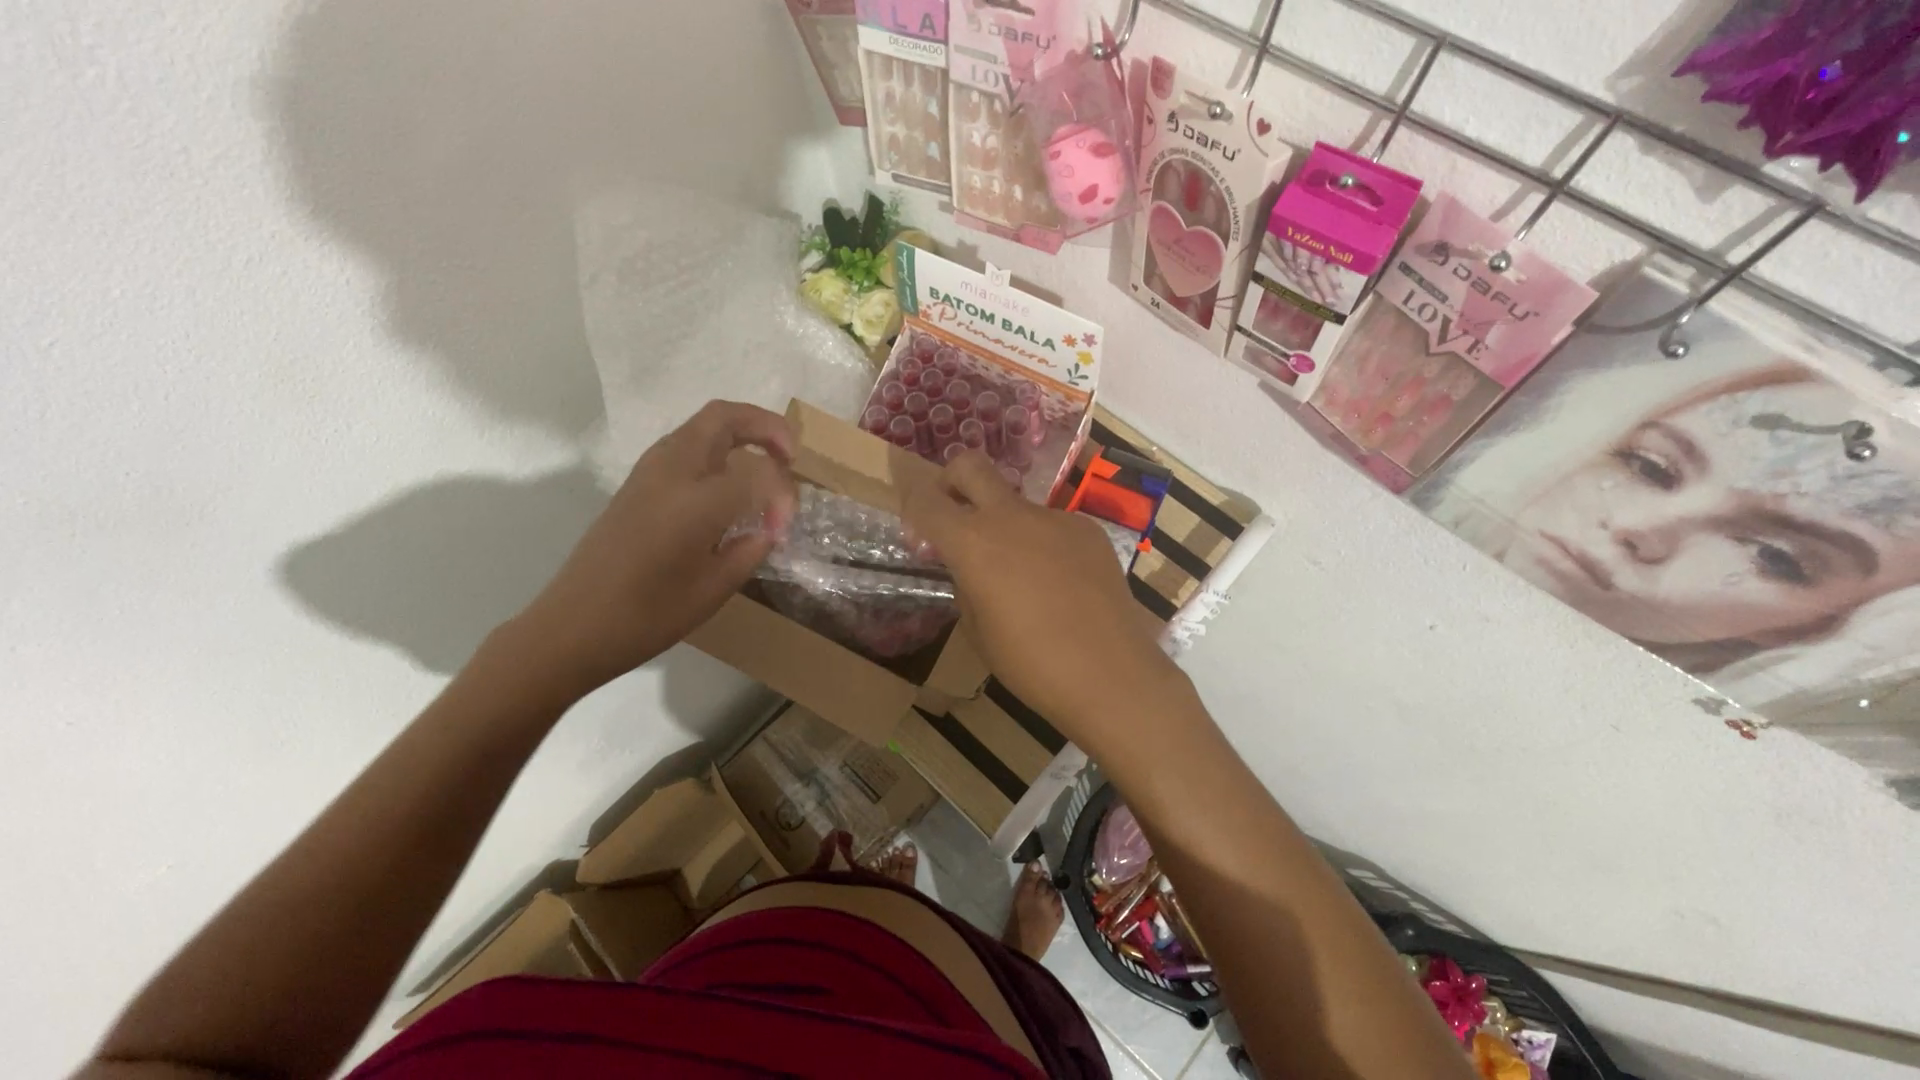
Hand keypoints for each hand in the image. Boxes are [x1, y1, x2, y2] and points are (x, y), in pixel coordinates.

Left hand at [505, 401, 797, 699]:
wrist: (573, 627)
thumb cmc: (648, 616)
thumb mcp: (715, 588)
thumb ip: (750, 548)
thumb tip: (767, 527)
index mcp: (697, 500)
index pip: (760, 472)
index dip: (783, 496)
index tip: (781, 531)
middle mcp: (673, 471)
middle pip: (725, 417)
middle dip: (766, 427)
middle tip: (790, 456)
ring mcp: (649, 472)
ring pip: (702, 426)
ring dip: (739, 434)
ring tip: (763, 466)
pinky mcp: (636, 483)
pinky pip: (684, 447)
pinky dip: (716, 451)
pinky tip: (727, 489)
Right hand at [902, 452, 1185, 743]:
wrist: (1110, 673)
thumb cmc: (1030, 663)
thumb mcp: (978, 631)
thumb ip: (966, 586)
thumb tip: (969, 569)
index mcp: (973, 543)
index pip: (926, 502)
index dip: (914, 510)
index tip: (920, 535)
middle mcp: (1011, 516)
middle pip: (970, 465)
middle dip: (952, 480)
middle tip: (954, 513)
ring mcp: (1055, 518)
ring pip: (1017, 504)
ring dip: (1006, 525)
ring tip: (1022, 576)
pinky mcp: (1088, 529)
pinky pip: (1053, 526)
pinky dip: (1044, 545)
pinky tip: (1061, 585)